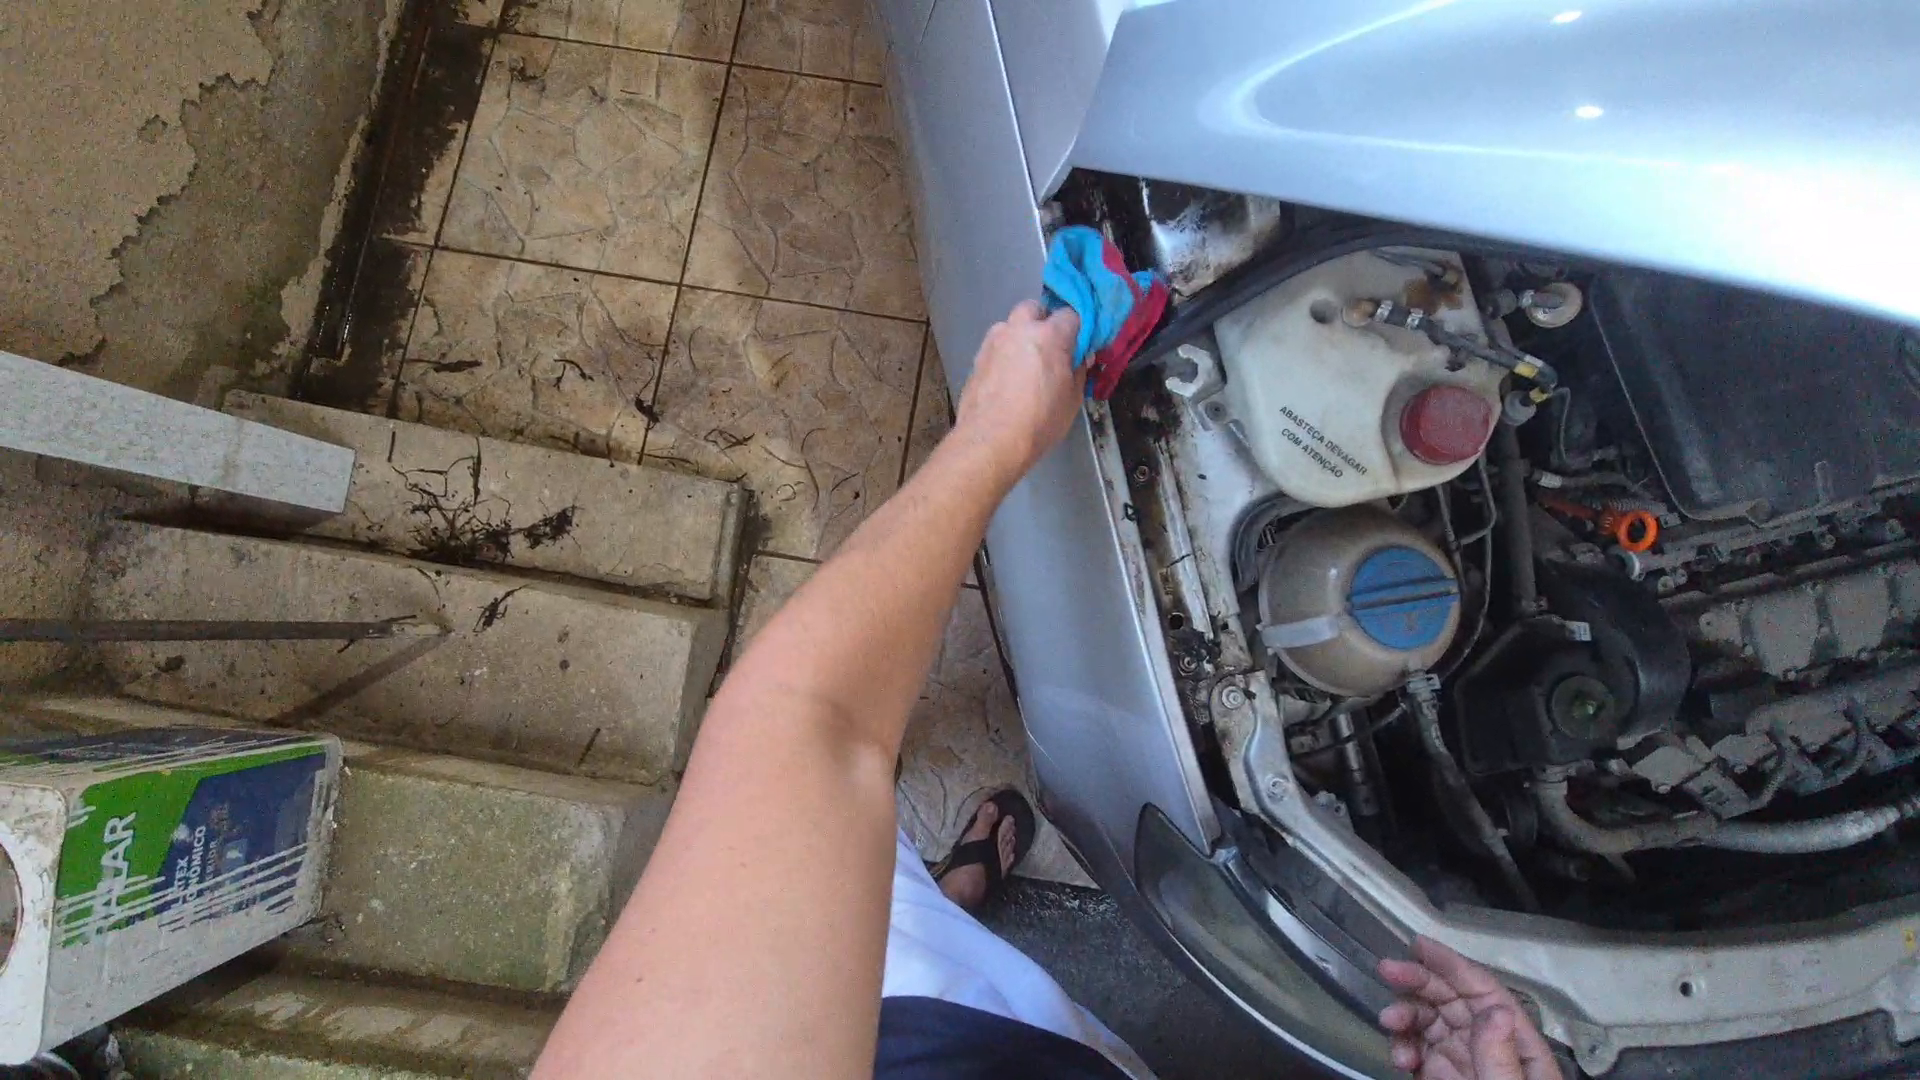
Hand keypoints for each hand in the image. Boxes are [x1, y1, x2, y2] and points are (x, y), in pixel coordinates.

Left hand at [951, 301, 1085, 481]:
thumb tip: (1080, 358)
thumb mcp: (1072, 400)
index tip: (1080, 346)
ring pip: (1010, 326)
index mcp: (1049, 335)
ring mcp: (993, 342)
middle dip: (1044, 322)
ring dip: (1020, 337)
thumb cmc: (1038, 422)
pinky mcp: (976, 359)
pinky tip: (1007, 380)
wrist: (990, 441)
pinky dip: (1004, 355)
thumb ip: (1078, 371)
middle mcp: (1018, 329)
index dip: (1078, 329)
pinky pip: (996, 347)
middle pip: (1034, 309)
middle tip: (1051, 349)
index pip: (1071, 314)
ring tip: (1026, 365)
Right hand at [1377, 937, 1563, 1079]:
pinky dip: (1401, 1046)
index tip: (1418, 945)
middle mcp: (1490, 1050)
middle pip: (1452, 999)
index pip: (1487, 994)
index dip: (1453, 964)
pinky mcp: (1440, 1079)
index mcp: (1520, 1051)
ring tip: (1389, 1025)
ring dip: (1404, 1014)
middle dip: (1417, 981)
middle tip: (1386, 970)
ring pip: (1428, 1019)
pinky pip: (1416, 1049)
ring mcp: (1464, 1065)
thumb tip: (1494, 1010)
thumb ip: (1502, 1060)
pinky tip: (1397, 1058)